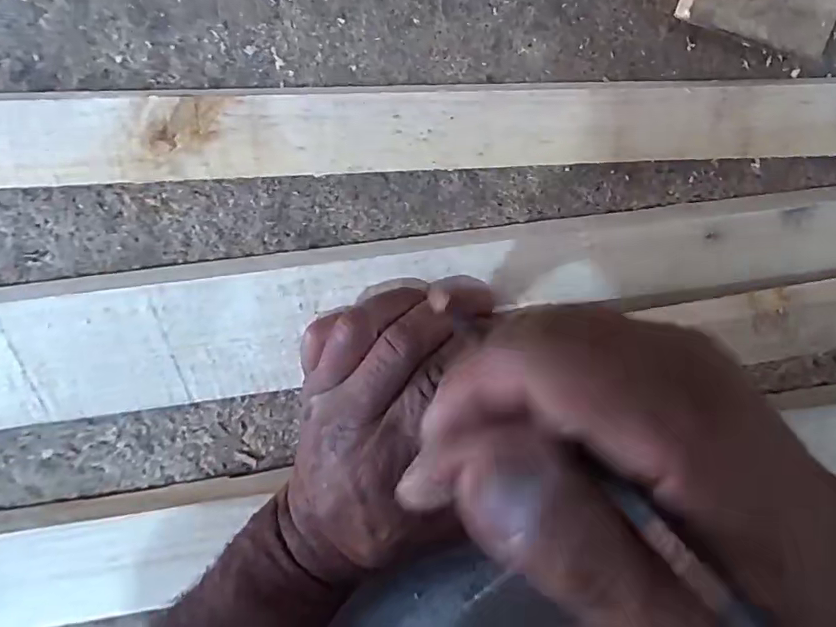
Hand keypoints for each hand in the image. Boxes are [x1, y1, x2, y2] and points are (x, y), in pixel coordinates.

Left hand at [276, 279, 493, 584]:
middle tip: (483, 304)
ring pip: (361, 325)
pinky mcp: (307, 383)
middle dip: (449, 311)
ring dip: (408, 299)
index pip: (440, 375)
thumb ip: (486, 460)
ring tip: (442, 297)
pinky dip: (359, 311)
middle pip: (402, 340)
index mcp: (392, 453)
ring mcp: (323, 397)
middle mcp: (353, 418)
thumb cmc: (396, 525)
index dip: (476, 343)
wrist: (319, 539)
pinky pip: (323, 331)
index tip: (503, 332)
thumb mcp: (452, 516)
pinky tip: (395, 309)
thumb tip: (528, 405)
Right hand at [394, 307, 835, 625]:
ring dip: (507, 388)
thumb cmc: (765, 602)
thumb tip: (471, 460)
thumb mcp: (671, 617)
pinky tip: (536, 441)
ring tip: (478, 466)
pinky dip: (544, 383)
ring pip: (565, 331)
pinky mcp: (683, 359)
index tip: (424, 477)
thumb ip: (573, 546)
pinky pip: (590, 345)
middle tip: (442, 481)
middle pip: (550, 333)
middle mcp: (682, 357)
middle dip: (479, 393)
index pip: (547, 356)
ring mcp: (686, 350)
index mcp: (682, 413)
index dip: (469, 399)